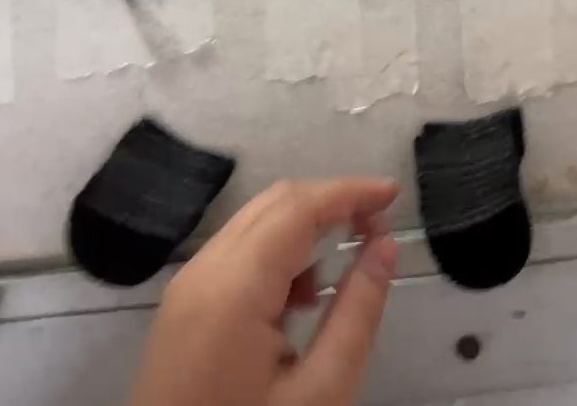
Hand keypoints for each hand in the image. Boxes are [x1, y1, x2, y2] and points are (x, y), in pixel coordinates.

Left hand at [127, 177, 401, 405]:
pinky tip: (301, 299)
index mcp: (234, 288)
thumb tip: (384, 246)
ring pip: (256, 222)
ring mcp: (186, 288)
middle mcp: (203, 271)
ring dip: (306, 226)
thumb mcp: (320, 393)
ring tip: (344, 267)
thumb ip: (357, 312)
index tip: (394, 195)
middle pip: (275, 203)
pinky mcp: (182, 308)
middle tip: (378, 225)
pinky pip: (238, 252)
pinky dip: (279, 252)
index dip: (350, 190)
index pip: (299, 207)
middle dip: (332, 202)